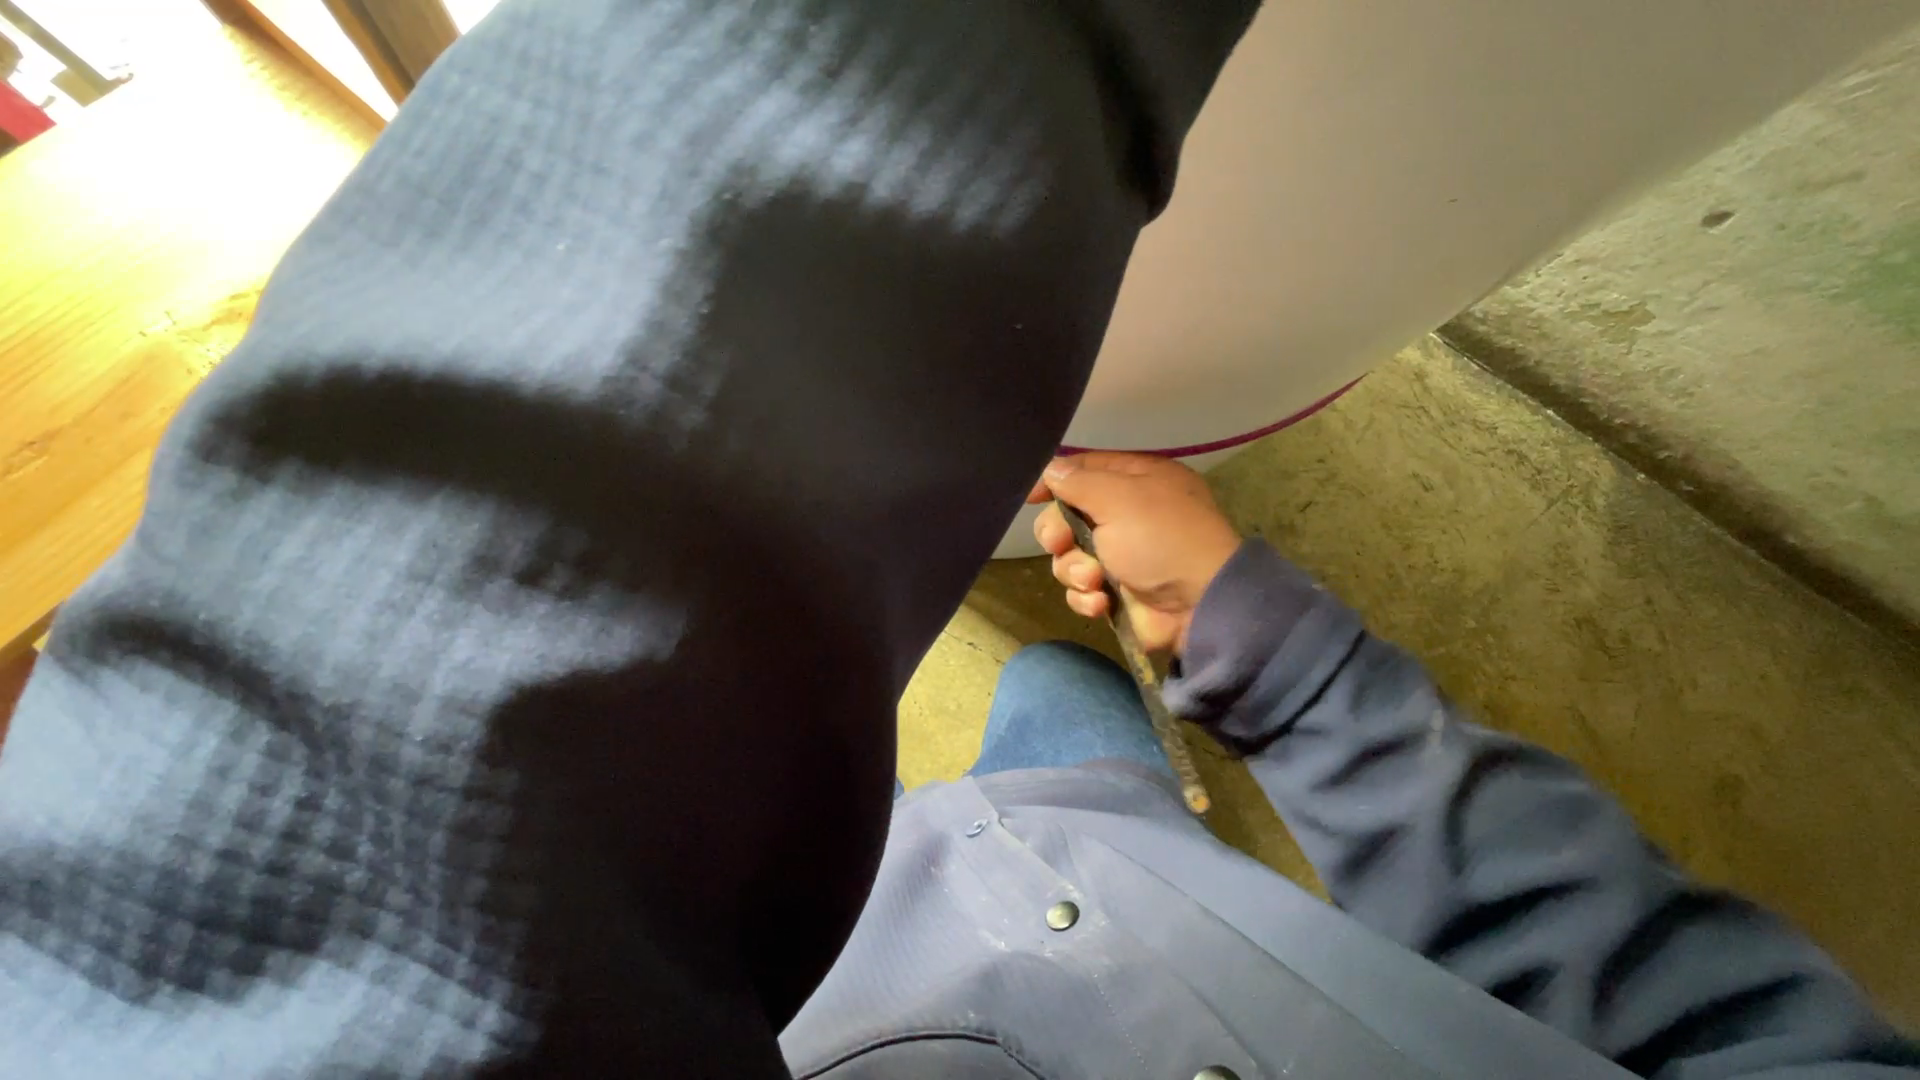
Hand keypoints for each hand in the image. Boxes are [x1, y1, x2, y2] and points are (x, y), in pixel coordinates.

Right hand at [1028, 452, 1241, 655]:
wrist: (1198, 606)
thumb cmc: (1160, 539)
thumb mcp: (1119, 497)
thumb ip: (1079, 481)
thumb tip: (1051, 471)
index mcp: (1136, 480)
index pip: (1084, 469)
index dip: (1054, 481)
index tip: (1030, 497)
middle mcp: (1127, 515)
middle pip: (1067, 516)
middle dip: (1059, 533)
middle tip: (1062, 544)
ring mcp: (1121, 556)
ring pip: (1069, 557)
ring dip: (1075, 569)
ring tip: (1095, 579)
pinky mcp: (1116, 592)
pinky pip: (1082, 590)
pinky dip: (1086, 596)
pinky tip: (1101, 601)